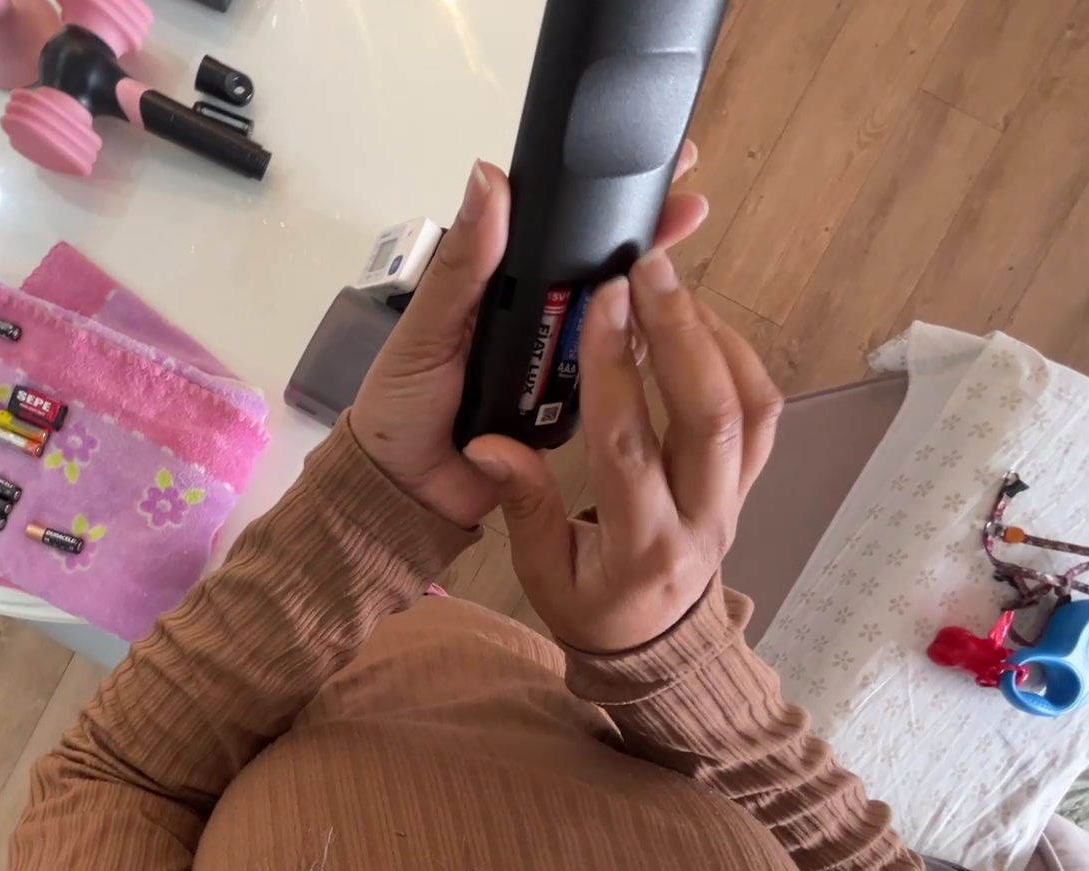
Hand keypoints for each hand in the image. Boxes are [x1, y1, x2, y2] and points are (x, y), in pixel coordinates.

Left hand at [353, 143, 708, 527]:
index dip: (593, 200)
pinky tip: (669, 336)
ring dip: (644, 299)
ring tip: (683, 266)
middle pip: (590, 274)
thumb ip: (459, 266)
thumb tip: (486, 176)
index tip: (647, 164)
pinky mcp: (563, 411)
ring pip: (606, 324)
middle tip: (690, 207)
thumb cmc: (399, 406)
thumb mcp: (423, 332)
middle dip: (639, 240)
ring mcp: (548, 367)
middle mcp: (527, 322)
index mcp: (491, 294)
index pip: (549, 235)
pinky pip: (606, 379)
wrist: (404, 490)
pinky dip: (633, 360)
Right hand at [463, 250, 781, 653]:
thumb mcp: (539, 571)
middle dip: (680, 331)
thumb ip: (523, 504)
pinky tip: (700, 324)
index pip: (628, 445)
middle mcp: (702, 519)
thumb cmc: (588, 608)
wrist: (653, 642)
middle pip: (711, 413)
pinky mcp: (747, 484)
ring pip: (750, 406)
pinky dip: (738, 358)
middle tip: (648, 270)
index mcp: (640, 545)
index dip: (613, 370)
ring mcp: (735, 500)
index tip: (601, 305)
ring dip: (715, 336)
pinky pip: (761, 414)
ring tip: (673, 288)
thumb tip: (490, 444)